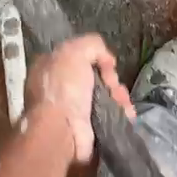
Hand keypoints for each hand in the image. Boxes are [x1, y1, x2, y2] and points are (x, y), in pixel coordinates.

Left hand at [23, 34, 133, 164]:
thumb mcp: (73, 52)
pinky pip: (109, 113)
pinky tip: (126, 113)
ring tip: (122, 102)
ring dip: (118, 96)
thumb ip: (92, 45)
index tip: (106, 64)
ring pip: (105, 95)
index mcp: (50, 67)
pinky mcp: (87, 127)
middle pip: (95, 76)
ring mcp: (73, 109)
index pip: (79, 56)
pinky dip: (120, 112)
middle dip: (111, 79)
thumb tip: (107, 60)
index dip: (96, 57)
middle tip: (112, 85)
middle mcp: (60, 88)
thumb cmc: (63, 88)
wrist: (62, 131)